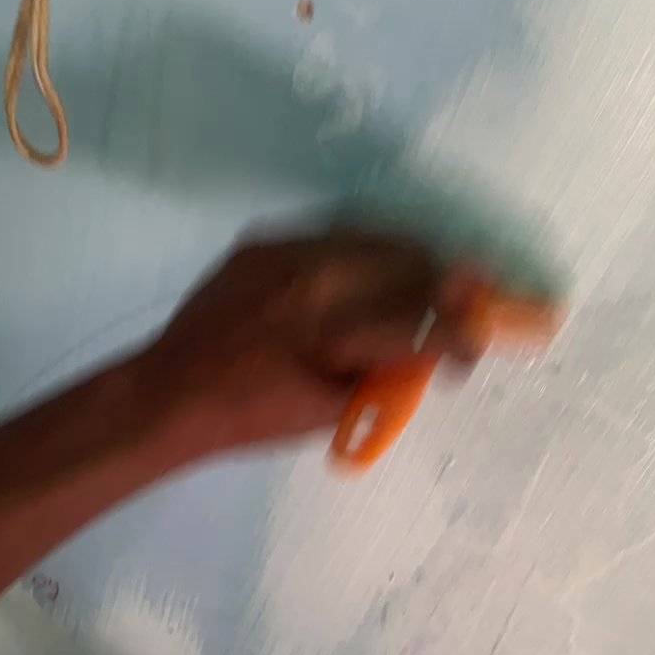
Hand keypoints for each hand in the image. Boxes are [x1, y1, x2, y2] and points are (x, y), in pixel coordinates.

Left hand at [137, 228, 487, 453]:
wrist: (171, 389)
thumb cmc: (249, 418)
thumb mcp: (325, 413)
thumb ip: (381, 377)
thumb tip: (425, 350)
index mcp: (332, 334)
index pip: (423, 322)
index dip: (463, 332)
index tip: (483, 342)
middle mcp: (316, 280)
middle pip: (410, 264)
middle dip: (451, 284)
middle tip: (469, 303)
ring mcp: (287, 253)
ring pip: (377, 239)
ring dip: (413, 260)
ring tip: (429, 281)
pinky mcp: (264, 241)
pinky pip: (334, 235)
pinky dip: (365, 252)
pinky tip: (371, 271)